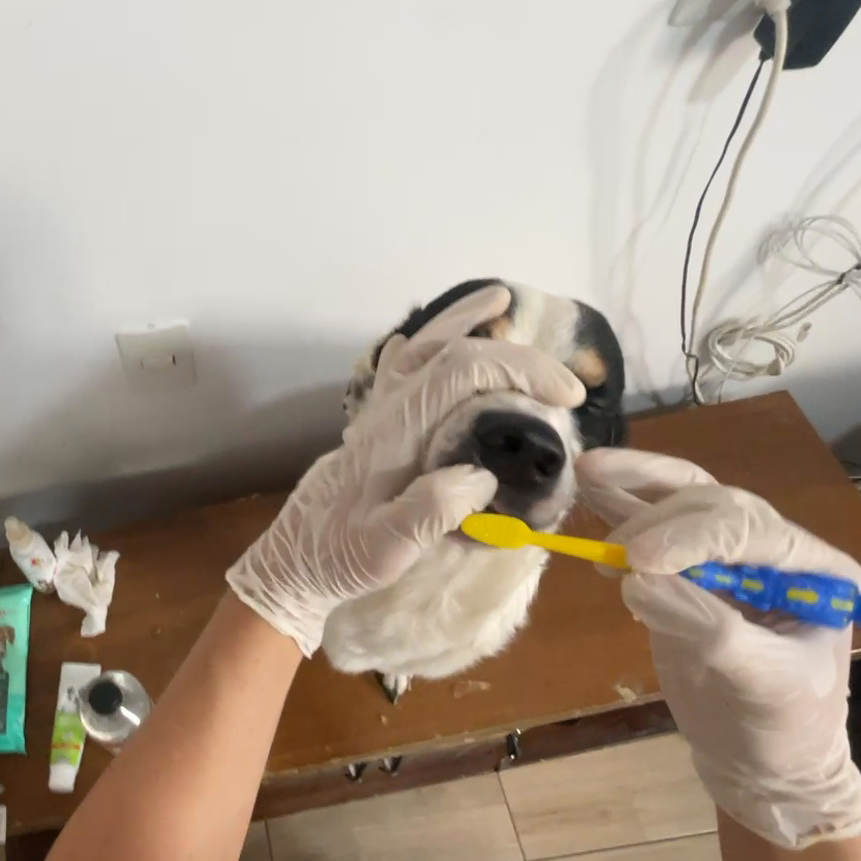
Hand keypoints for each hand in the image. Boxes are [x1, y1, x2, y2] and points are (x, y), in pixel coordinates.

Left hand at [226, 285, 585, 655]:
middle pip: (444, 349)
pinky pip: (397, 369)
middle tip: (562, 379)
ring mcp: (376, 413)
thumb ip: (428, 513)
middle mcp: (386, 410)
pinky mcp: (372, 424)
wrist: (296, 558)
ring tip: (496, 302)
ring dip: (459, 322)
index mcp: (395, 431)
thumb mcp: (385, 549)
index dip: (517, 369)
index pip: (458, 371)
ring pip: (417, 349)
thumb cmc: (340, 556)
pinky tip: (426, 341)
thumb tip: (479, 477)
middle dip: (510, 352)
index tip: (564, 398)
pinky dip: (422, 346)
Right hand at [577, 448, 860, 848]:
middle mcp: (770, 550)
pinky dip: (617, 504)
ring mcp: (722, 556)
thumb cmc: (778, 726)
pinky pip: (649, 524)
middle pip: (711, 504)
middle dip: (658, 518)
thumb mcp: (762, 684)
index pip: (749, 530)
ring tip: (586, 473)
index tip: (636, 560)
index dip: (689, 537)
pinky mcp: (679, 569)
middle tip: (614, 553)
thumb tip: (637, 583)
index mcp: (812, 571)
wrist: (758, 757)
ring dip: (632, 485)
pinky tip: (588, 490)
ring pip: (680, 497)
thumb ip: (707, 629)